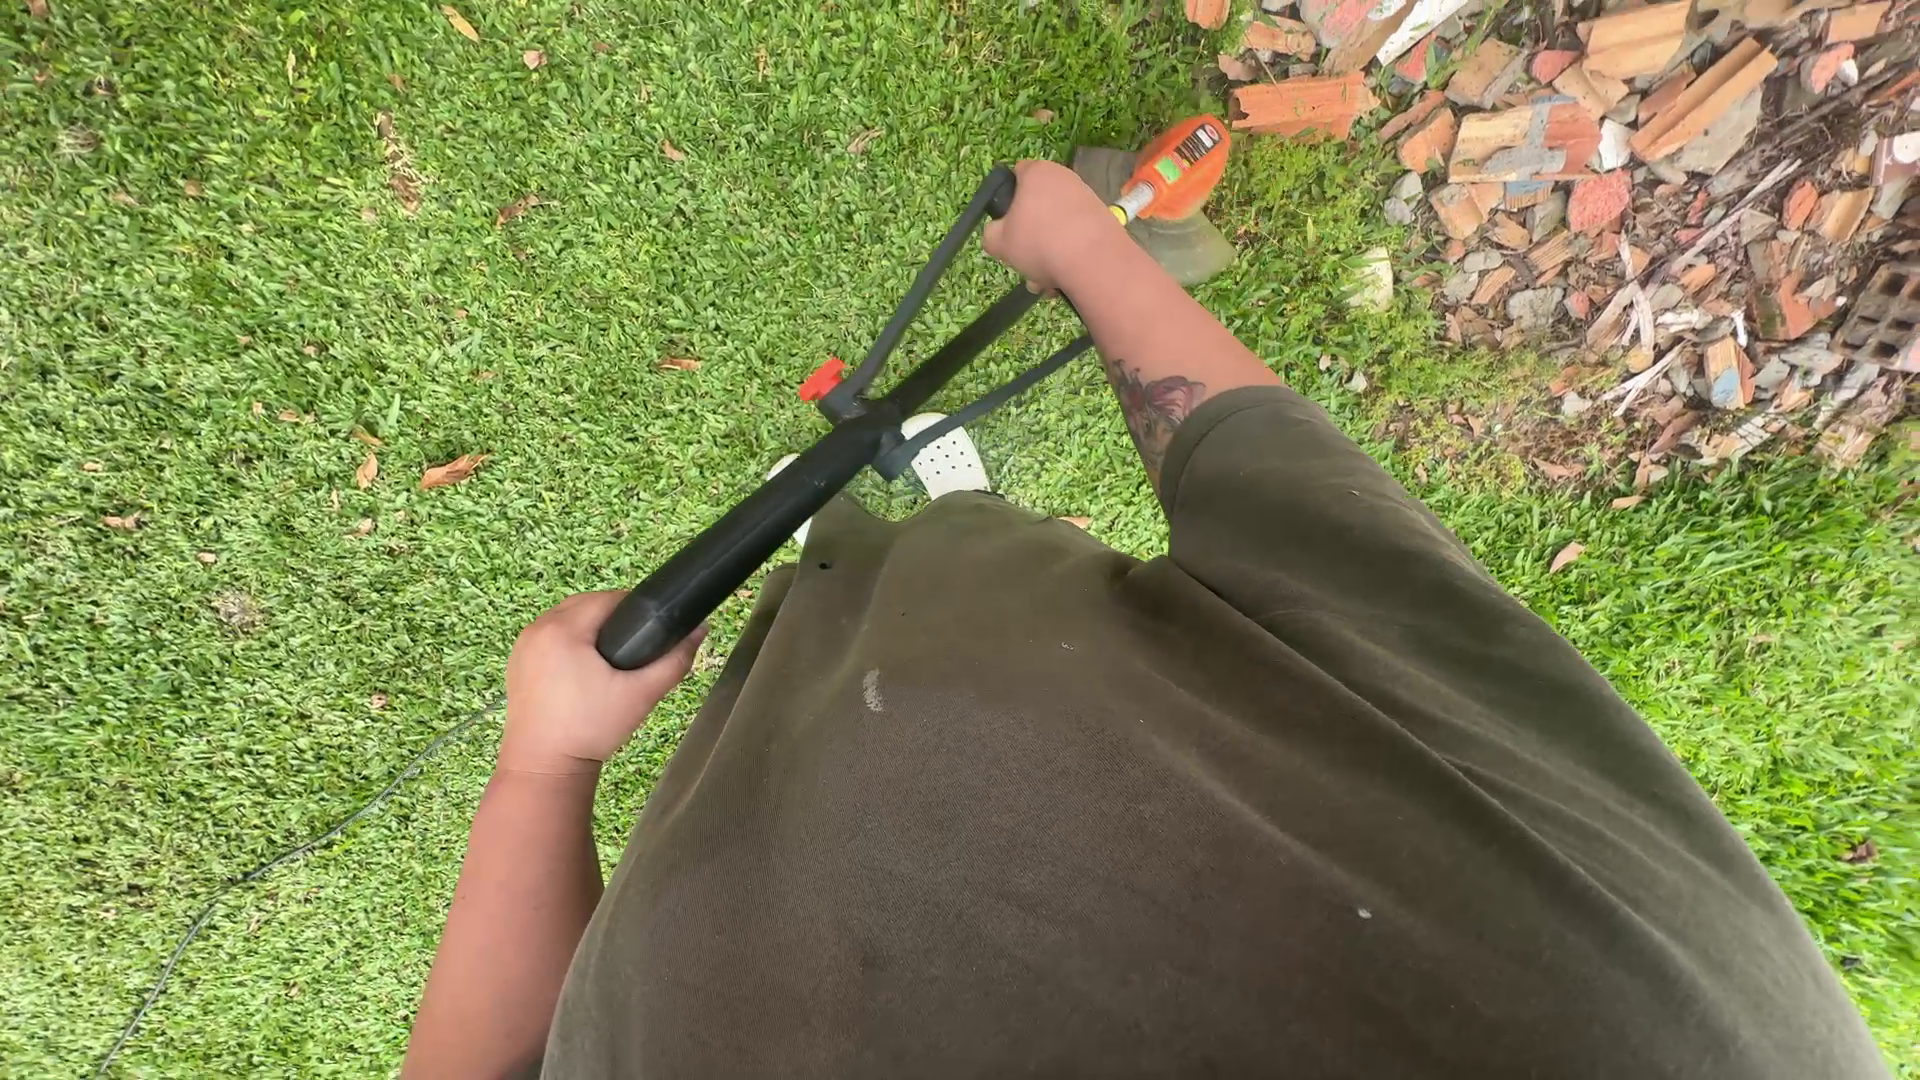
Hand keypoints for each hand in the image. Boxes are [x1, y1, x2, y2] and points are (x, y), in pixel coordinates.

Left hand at [498, 591, 706, 775]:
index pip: (608, 599)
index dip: (635, 610)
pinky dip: (571, 640)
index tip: (651, 632)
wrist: (545, 767)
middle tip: (637, 645)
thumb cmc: (592, 727)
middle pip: (585, 604)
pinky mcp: (517, 663)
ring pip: (567, 618)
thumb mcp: (643, 693)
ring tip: (615, 654)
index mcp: (563, 629)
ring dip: (591, 626)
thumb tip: (701, 629)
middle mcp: (537, 630)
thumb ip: (675, 659)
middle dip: (613, 617)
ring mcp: (523, 646)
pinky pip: (551, 635)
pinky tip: (588, 664)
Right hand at [982, 160, 1122, 292]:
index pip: (1016, 174)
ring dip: (1047, 255)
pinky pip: (1075, 237)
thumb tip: (998, 234)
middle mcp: (1064, 177)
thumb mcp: (998, 242)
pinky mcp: (1102, 219)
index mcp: (1037, 172)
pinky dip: (1068, 257)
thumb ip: (991, 234)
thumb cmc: (1038, 243)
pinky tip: (1064, 279)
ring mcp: (1086, 197)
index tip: (1007, 225)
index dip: (1007, 199)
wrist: (1092, 261)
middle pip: (1038, 206)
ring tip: (1045, 280)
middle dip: (1030, 237)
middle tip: (1026, 261)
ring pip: (1056, 227)